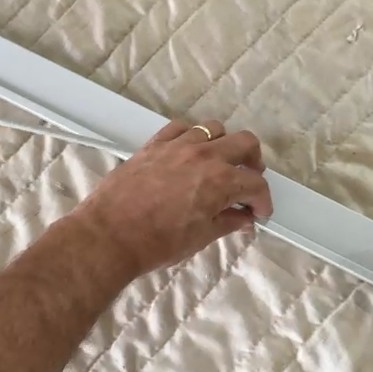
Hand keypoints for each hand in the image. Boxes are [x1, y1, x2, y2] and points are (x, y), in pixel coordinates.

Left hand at [66, 120, 273, 279]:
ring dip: (224, 145)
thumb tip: (244, 218)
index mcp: (220, 181)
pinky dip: (192, 137)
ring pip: (214, 129)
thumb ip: (228, 222)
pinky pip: (181, 127)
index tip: (259, 213)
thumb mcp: (200, 238)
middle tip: (247, 181)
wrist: (109, 236)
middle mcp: (204, 156)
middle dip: (253, 162)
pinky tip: (189, 153)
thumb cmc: (156, 243)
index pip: (255, 184)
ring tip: (219, 163)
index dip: (263, 200)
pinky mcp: (154, 144)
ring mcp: (177, 146)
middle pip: (245, 143)